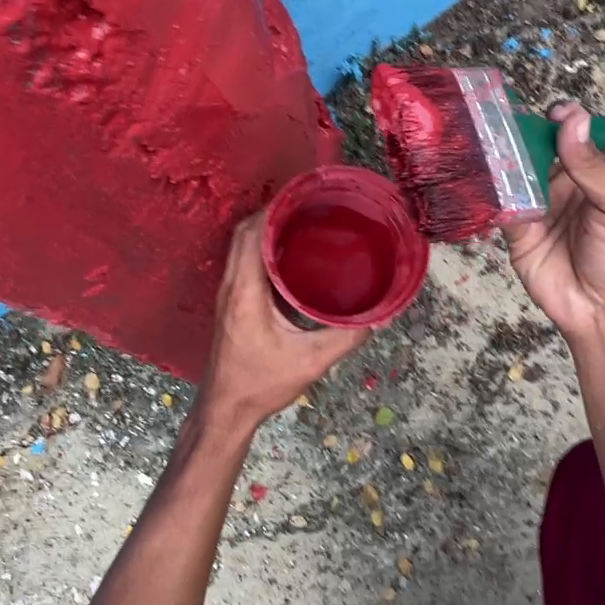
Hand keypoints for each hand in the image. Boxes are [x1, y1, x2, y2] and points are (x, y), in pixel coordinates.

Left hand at [196, 211, 371, 429]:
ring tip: (301, 221)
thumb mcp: (310, 361)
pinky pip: (243, 260)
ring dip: (264, 228)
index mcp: (246, 291)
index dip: (273, 208)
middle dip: (272, 211)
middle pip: (244, 231)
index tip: (302, 195)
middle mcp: (231, 285)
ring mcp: (227, 293)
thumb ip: (346, 338)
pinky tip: (289, 254)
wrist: (225, 409)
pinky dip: (261, 247)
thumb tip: (379, 315)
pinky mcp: (230, 303)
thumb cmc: (261, 384)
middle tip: (308, 204)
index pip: (252, 233)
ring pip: (241, 245)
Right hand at [502, 103, 604, 337]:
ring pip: (515, 174)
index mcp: (594, 174)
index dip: (565, 121)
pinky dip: (490, 192)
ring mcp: (536, 206)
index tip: (554, 112)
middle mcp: (562, 185)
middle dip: (524, 135)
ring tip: (488, 142)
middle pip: (538, 150)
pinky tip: (482, 178)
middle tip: (507, 123)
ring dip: (503, 159)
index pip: (575, 137)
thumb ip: (596, 168)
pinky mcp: (514, 230)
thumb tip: (574, 122)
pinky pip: (499, 205)